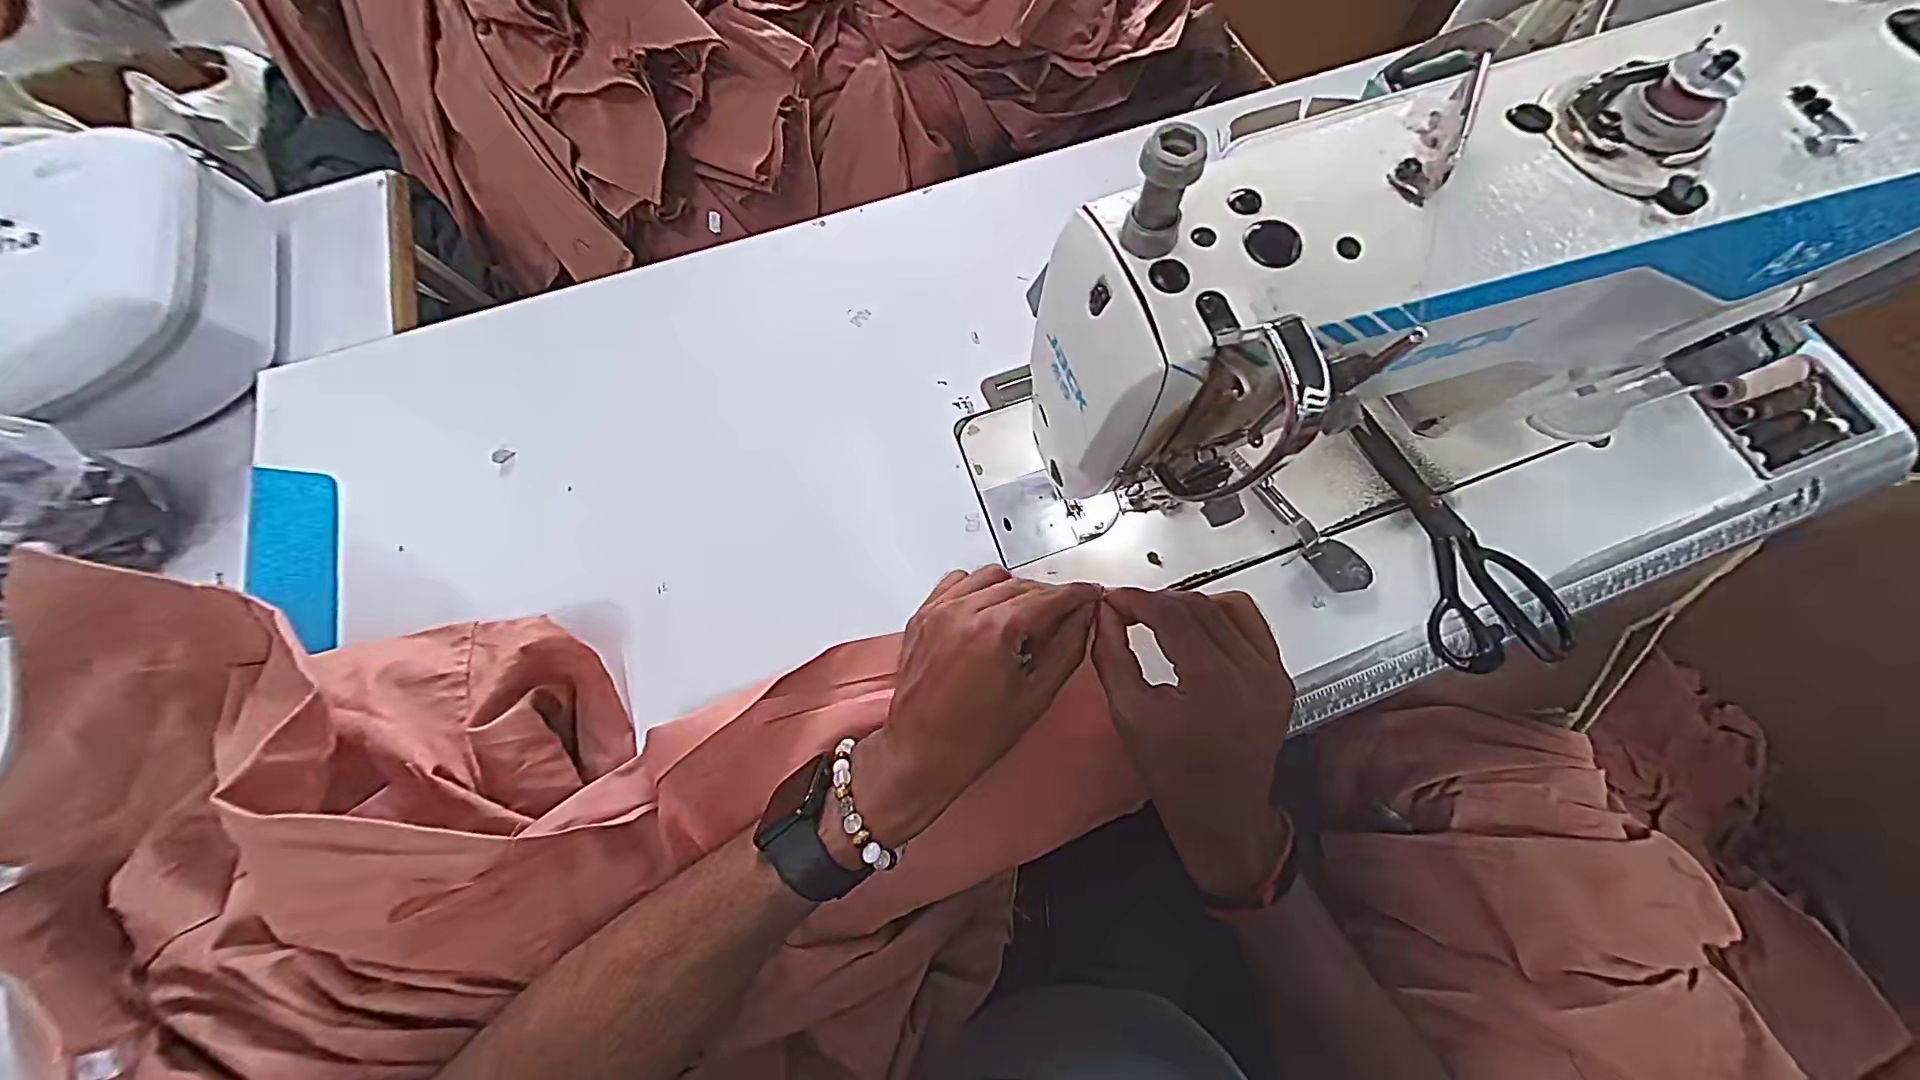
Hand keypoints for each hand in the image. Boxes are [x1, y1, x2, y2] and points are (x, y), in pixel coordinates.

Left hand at [852, 567, 1099, 847]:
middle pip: (1022, 585)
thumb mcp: (1036, 696)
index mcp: (994, 631)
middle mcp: (963, 612)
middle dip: (1048, 597)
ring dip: (1015, 590)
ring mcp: (939, 610)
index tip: (1088, 595)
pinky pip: (958, 581)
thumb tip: (1083, 617)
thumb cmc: (971, 736)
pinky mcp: (923, 614)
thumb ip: (1067, 648)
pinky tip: (988, 612)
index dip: (1076, 595)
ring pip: (991, 576)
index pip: (1048, 597)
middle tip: (1062, 619)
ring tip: (1023, 621)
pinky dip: (979, 588)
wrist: (920, 751)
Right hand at [1091, 588, 1293, 901]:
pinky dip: (1220, 615)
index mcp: (1214, 686)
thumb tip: (1106, 614)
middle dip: (1156, 600)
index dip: (1136, 599)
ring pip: (1229, 606)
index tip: (1114, 599)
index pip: (1172, 614)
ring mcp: (1272, 676)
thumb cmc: (1174, 774)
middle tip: (1128, 607)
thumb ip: (1112, 654)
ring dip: (1189, 602)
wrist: (1221, 813)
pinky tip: (1198, 626)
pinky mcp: (1280, 678)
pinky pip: (1252, 624)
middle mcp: (1252, 675)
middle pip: (1199, 606)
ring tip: (1161, 615)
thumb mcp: (1128, 712)